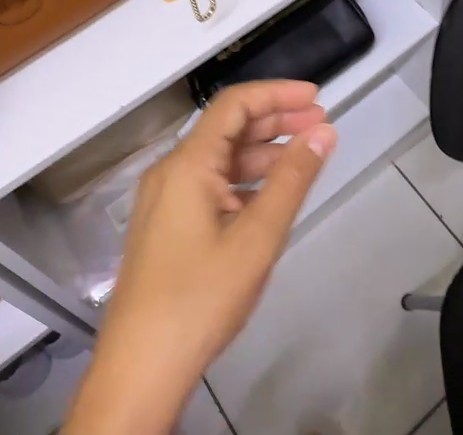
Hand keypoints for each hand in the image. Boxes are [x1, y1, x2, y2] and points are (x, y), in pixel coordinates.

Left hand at [66, 80, 336, 433]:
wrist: (139, 370)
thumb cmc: (200, 298)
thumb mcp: (257, 238)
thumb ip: (293, 180)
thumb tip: (323, 133)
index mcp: (187, 165)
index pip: (234, 105)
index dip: (277, 94)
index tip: (317, 98)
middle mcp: (171, 173)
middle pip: (227, 128)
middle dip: (275, 121)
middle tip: (321, 125)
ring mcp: (164, 201)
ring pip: (219, 159)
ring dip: (262, 153)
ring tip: (305, 158)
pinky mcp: (166, 227)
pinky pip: (210, 186)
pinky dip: (244, 181)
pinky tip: (271, 197)